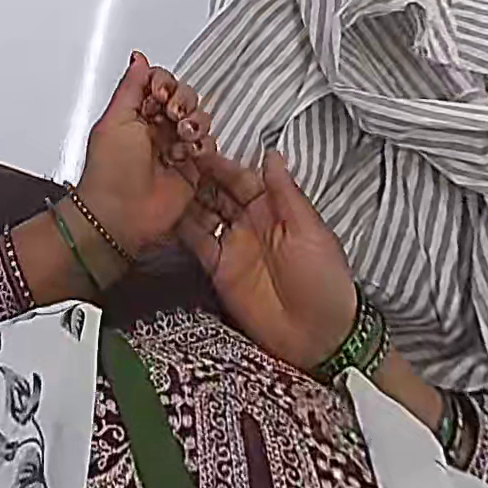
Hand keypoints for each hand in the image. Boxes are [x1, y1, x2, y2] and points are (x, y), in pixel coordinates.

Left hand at [75, 52, 213, 255]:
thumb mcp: (115, 120)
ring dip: (194, 123)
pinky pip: (209, 144)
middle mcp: (157, 126)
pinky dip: (203, 145)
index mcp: (137, 112)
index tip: (161, 94)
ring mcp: (175, 146)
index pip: (161, 82)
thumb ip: (130, 87)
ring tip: (181, 137)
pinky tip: (188, 154)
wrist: (120, 215)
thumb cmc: (109, 172)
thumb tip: (138, 58)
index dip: (166, 84)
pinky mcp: (192, 167)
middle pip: (185, 96)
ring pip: (200, 118)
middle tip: (173, 114)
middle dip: (183, 101)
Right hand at [177, 150, 357, 370]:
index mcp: (273, 208)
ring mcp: (232, 244)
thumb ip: (285, 193)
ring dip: (186, 198)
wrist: (319, 337)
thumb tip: (271, 153)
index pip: (241, 178)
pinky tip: (165, 212)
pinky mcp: (218, 269)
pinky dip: (181, 228)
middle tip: (172, 160)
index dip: (220, 165)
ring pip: (203, 213)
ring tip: (164, 181)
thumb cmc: (323, 278)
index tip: (198, 149)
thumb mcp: (309, 230)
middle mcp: (249, 222)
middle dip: (198, 176)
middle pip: (218, 192)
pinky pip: (197, 242)